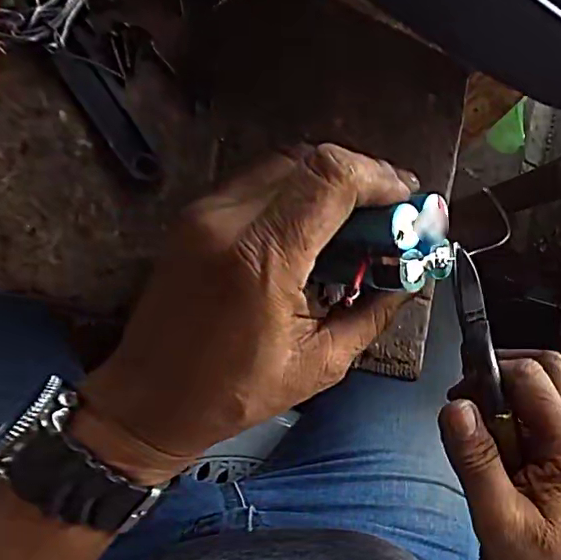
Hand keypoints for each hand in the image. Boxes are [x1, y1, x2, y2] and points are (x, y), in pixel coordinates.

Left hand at [75, 144, 415, 484]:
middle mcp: (228, 222)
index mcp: (261, 259)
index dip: (381, 179)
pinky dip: (304, 196)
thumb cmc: (231, 391)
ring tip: (361, 229)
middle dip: (366, 182)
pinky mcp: (199, 217)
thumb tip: (407, 280)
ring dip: (335, 187)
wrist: (153, 399)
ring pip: (289, 164)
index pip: (330, 177)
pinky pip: (264, 183)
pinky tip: (322, 235)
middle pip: (313, 160)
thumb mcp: (322, 362)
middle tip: (393, 220)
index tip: (408, 204)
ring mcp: (207, 214)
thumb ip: (373, 312)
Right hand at [439, 352, 560, 559]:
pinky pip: (542, 415)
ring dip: (510, 396)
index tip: (459, 396)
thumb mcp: (498, 516)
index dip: (490, 374)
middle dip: (503, 371)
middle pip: (546, 368)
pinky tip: (498, 449)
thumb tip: (455, 409)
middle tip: (469, 399)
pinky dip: (516, 417)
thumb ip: (476, 459)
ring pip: (546, 388)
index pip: (531, 374)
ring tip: (481, 432)